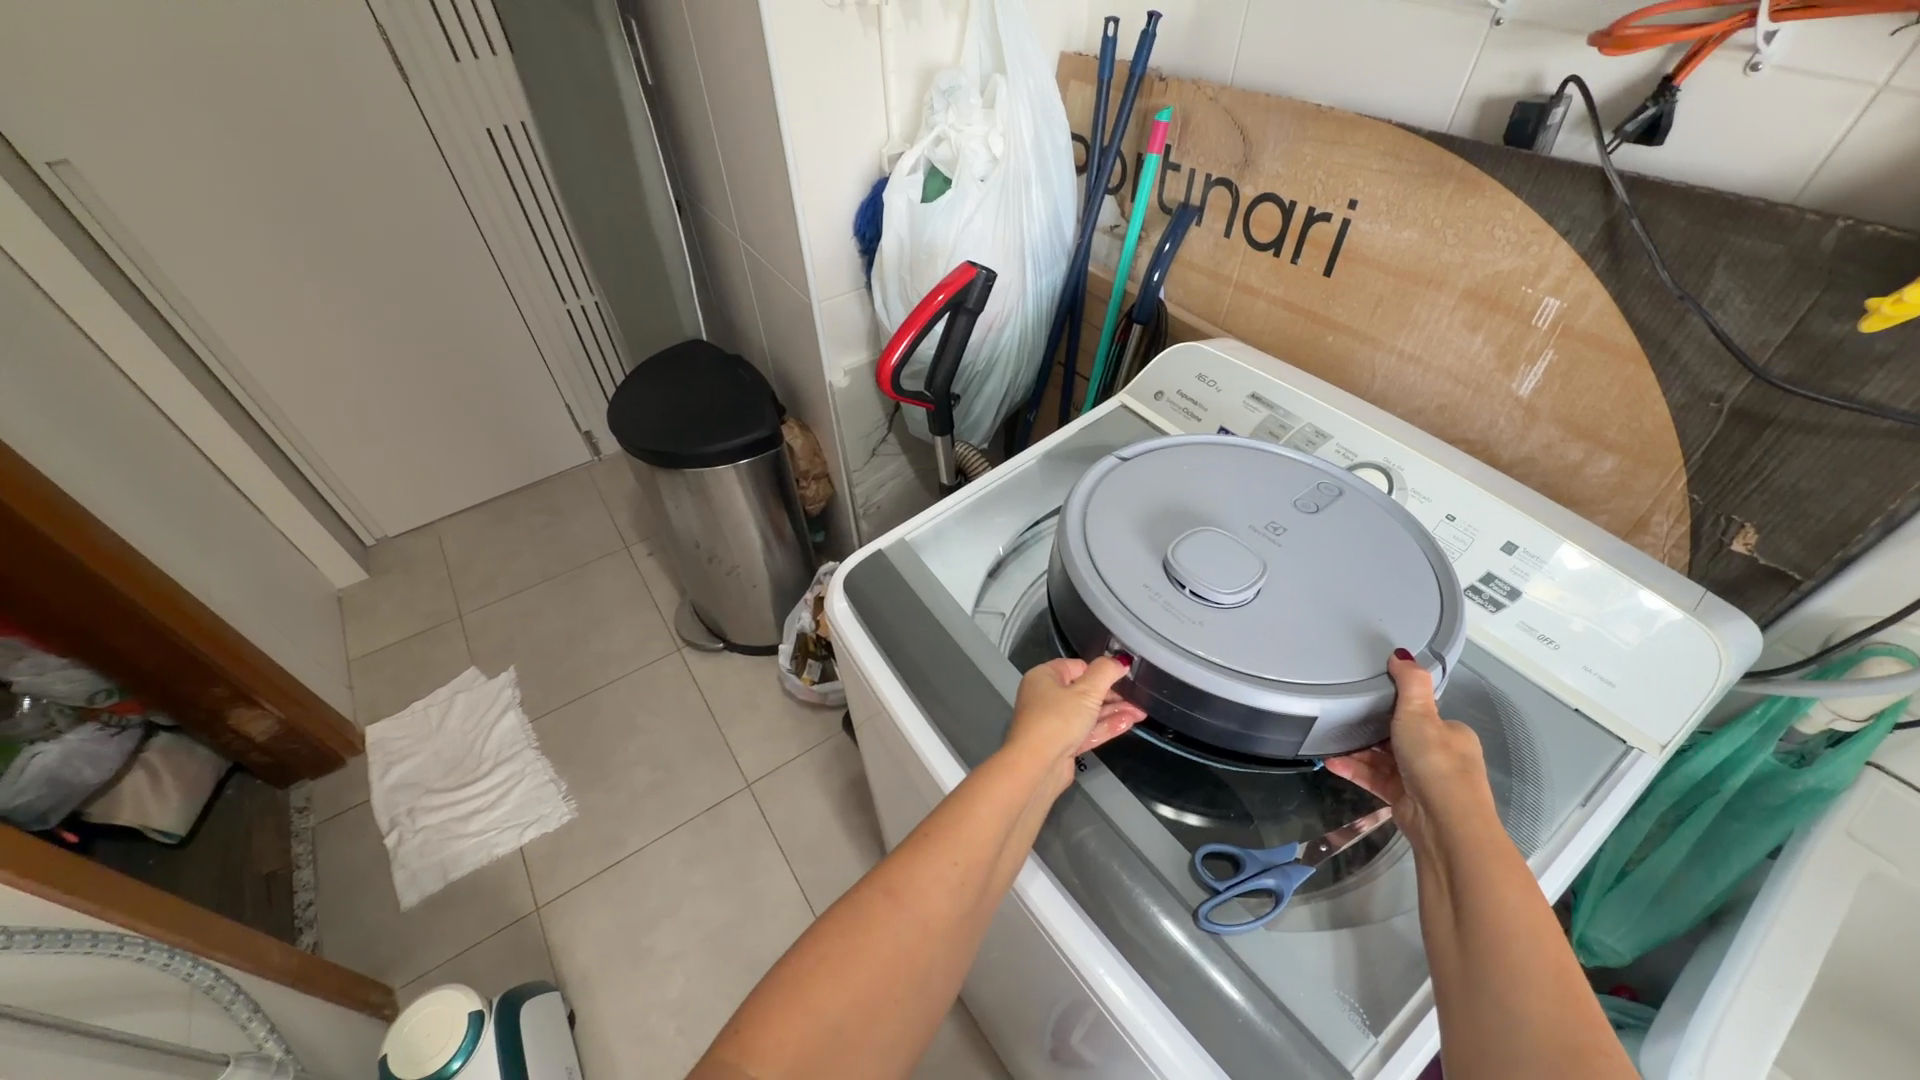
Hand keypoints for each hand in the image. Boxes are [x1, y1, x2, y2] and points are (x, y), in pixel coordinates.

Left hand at [1005, 657, 1145, 793]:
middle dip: (1111, 694)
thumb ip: (1106, 672)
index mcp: (1044, 677)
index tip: (1122, 674)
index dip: (1099, 670)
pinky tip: (1128, 723)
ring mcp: (1053, 723)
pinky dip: (1105, 727)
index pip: (1075, 667)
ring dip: (1113, 712)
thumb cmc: (1058, 719)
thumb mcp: (1086, 691)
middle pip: (1083, 691)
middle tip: (1137, 696)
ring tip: (1140, 712)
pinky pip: (1086, 731)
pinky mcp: (1062, 744)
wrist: (1037, 766)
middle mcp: (1046, 698)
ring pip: (1087, 713)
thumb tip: (1121, 660)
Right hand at [1325, 650, 1495, 847]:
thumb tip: (1399, 654)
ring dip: (1356, 751)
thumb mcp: (1422, 714)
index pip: (1420, 713)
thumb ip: (1410, 683)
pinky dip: (1354, 769)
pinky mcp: (1403, 799)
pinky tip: (1332, 762)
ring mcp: (1420, 779)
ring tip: (1328, 741)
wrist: (1445, 823)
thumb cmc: (1436, 763)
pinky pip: (1374, 778)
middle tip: (1340, 718)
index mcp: (1450, 734)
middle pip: (1397, 736)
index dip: (1394, 706)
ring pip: (1382, 758)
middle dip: (1369, 729)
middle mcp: (1438, 756)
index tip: (1366, 697)